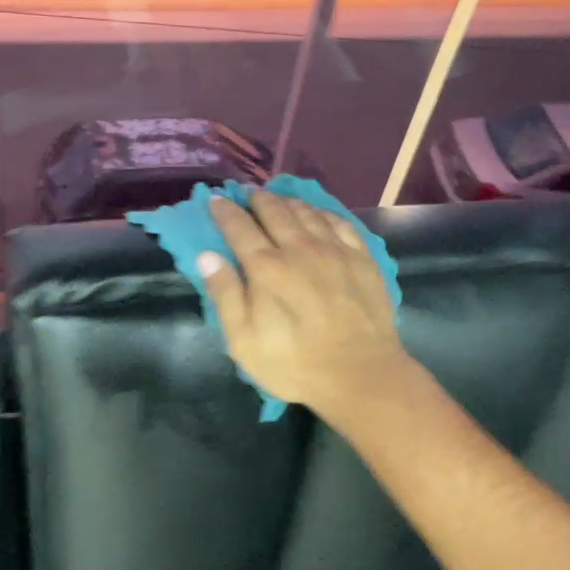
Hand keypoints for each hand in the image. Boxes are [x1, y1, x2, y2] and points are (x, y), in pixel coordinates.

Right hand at [198, 192, 412, 421]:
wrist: (359, 374)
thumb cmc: (294, 364)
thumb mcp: (244, 341)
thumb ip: (225, 295)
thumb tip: (208, 256)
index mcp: (266, 269)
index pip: (239, 228)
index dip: (224, 212)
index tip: (216, 201)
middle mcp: (299, 249)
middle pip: (275, 212)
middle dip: (257, 200)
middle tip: (248, 195)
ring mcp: (334, 250)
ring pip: (307, 212)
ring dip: (288, 202)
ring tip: (278, 199)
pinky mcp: (362, 258)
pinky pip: (339, 222)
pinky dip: (322, 213)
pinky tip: (317, 215)